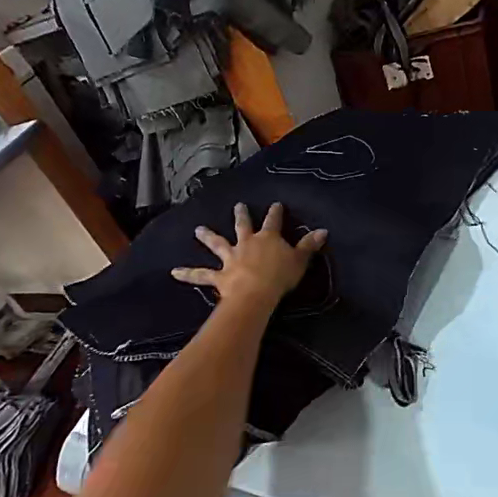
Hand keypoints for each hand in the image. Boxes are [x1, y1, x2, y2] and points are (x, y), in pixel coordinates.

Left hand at [171, 202, 326, 312]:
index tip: (276, 204)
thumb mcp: (300, 260)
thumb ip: (309, 245)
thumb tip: (323, 231)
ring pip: (218, 245)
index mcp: (268, 238)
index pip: (273, 221)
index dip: (275, 213)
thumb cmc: (280, 276)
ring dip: (207, 237)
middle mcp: (247, 243)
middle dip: (240, 215)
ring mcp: (231, 258)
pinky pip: (202, 275)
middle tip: (236, 206)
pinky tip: (174, 272)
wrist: (257, 292)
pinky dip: (188, 274)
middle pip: (242, 226)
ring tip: (197, 230)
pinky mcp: (220, 276)